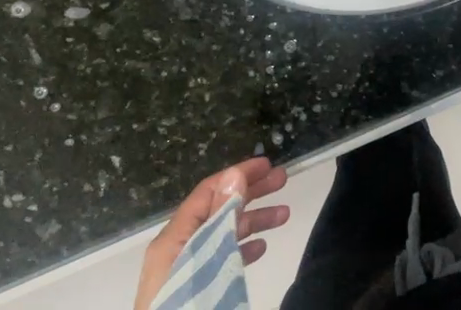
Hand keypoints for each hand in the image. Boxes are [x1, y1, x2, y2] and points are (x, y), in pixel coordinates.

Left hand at [133, 158, 290, 309]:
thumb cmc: (187, 303)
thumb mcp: (206, 257)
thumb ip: (221, 218)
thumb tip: (235, 174)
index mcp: (175, 237)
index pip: (209, 191)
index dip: (238, 174)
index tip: (269, 164)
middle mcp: (178, 249)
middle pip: (217, 209)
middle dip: (251, 193)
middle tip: (285, 180)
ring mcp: (185, 271)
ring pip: (223, 234)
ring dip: (254, 220)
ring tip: (285, 215)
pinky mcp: (194, 291)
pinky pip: (221, 259)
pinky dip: (243, 248)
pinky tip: (262, 249)